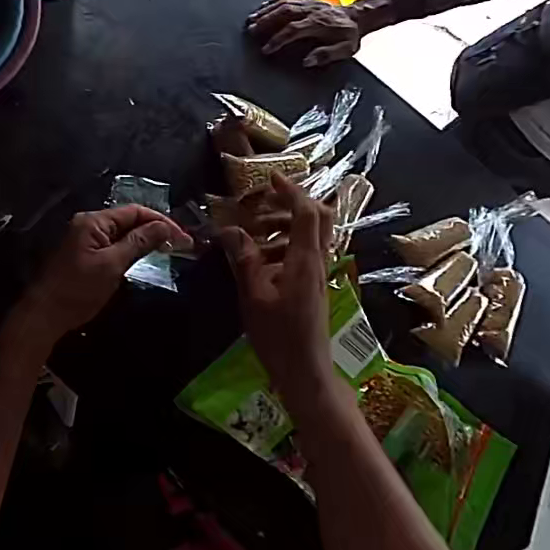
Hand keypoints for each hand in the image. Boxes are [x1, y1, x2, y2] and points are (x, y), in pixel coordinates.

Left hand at [19, 205, 190, 338]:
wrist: (44, 316)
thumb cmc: (77, 291)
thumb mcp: (112, 265)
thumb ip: (138, 243)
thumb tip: (164, 226)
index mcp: (93, 221)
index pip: (134, 211)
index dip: (161, 221)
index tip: (183, 236)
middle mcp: (88, 224)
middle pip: (129, 219)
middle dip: (155, 229)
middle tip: (181, 244)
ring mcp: (85, 239)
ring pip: (122, 232)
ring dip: (145, 239)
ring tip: (169, 249)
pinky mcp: (85, 254)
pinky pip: (113, 244)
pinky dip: (132, 248)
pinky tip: (145, 257)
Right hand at [217, 174, 349, 416]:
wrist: (305, 371)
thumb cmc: (278, 336)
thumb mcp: (253, 296)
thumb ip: (244, 260)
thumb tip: (229, 231)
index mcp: (305, 260)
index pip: (307, 212)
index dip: (292, 190)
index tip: (271, 178)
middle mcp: (319, 262)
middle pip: (320, 218)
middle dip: (296, 201)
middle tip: (267, 200)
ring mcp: (320, 275)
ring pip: (314, 235)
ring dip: (289, 223)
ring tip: (258, 229)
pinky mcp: (315, 287)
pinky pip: (307, 252)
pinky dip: (289, 243)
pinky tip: (264, 257)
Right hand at [244, 0, 362, 66]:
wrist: (358, 17)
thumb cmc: (349, 35)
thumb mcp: (345, 50)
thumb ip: (327, 55)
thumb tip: (307, 61)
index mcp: (319, 23)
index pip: (293, 29)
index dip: (278, 39)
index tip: (266, 49)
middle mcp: (312, 10)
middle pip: (284, 12)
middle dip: (265, 21)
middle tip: (251, 31)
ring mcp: (308, 2)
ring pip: (283, 3)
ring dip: (265, 11)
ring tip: (251, 20)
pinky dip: (272, 2)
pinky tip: (262, 8)